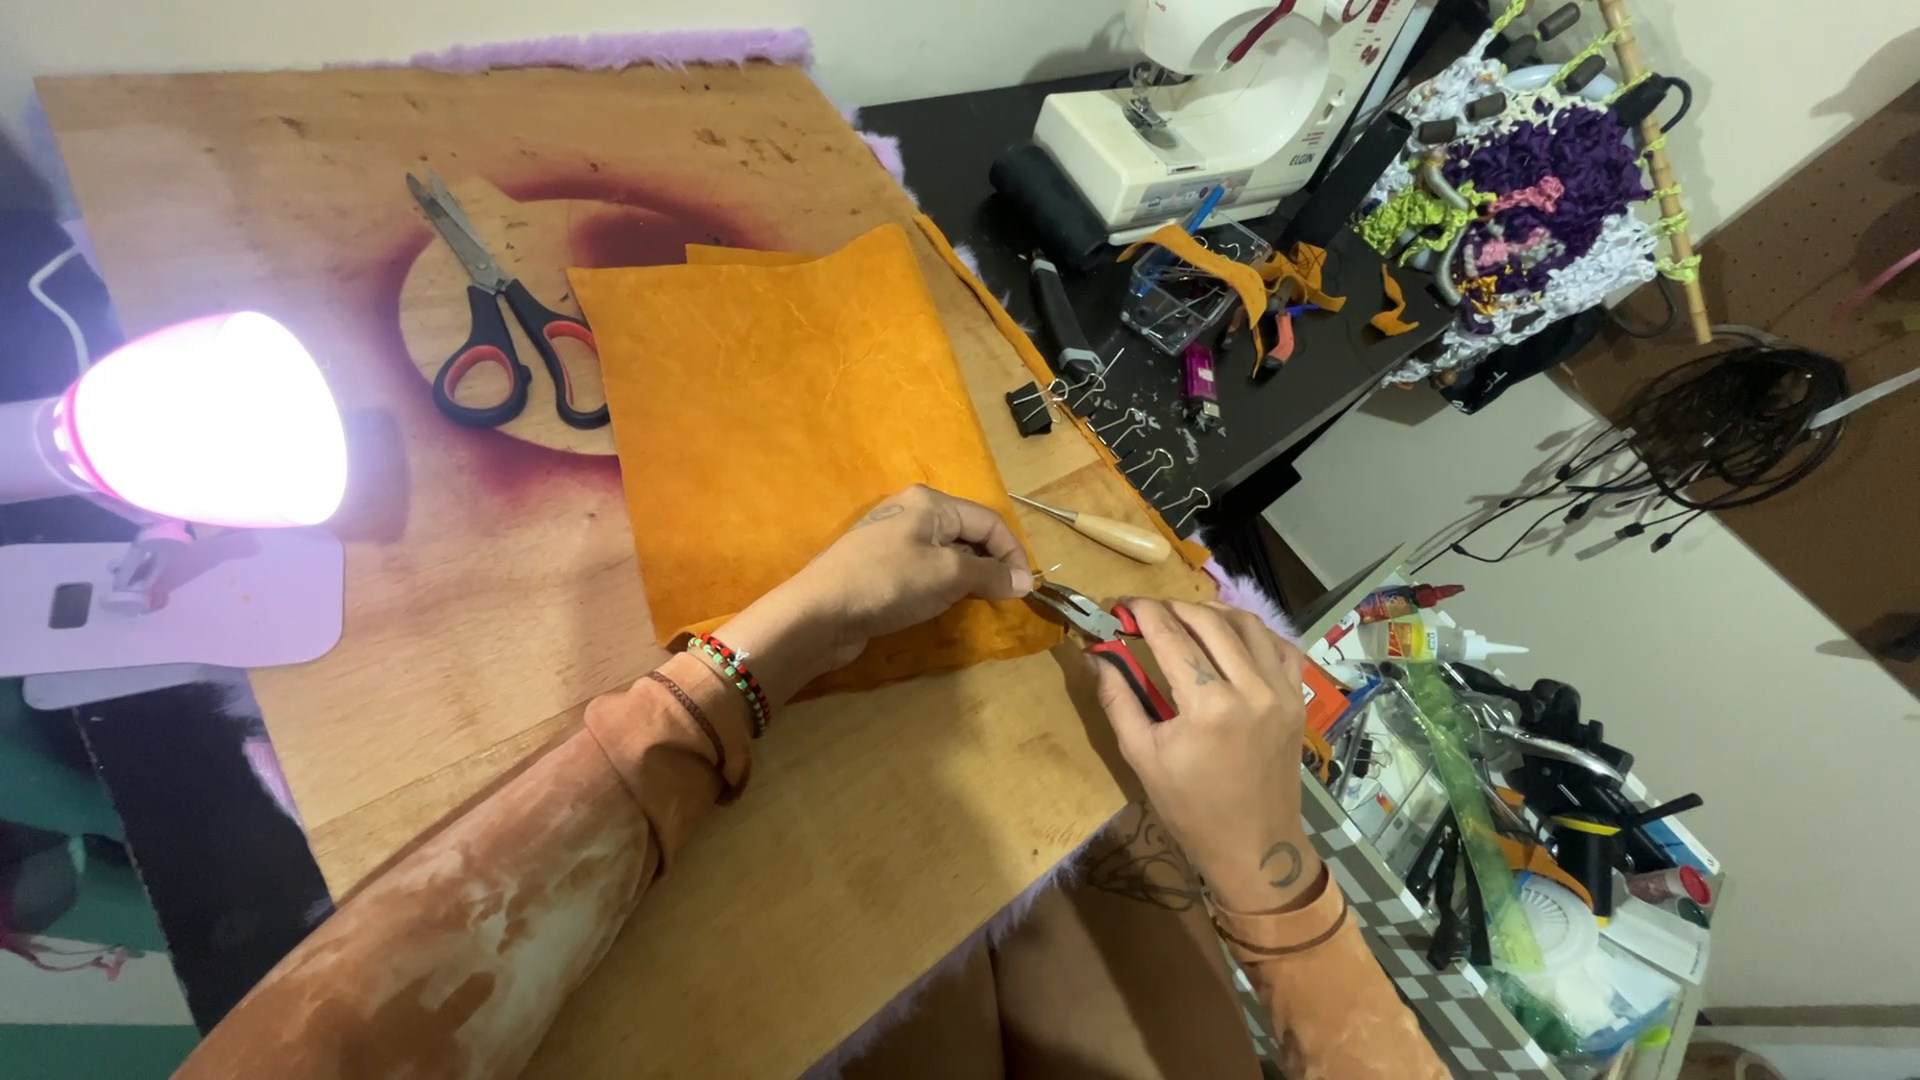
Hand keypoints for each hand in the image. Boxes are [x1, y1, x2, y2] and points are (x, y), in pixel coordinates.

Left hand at [715, 485, 1033, 707]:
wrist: (819, 612)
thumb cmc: (888, 584)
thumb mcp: (947, 575)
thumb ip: (990, 574)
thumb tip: (1024, 582)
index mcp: (931, 503)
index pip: (988, 520)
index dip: (1012, 553)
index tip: (1023, 589)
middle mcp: (912, 512)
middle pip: (968, 533)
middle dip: (991, 563)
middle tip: (1003, 597)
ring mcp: (893, 539)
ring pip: (947, 552)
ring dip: (968, 576)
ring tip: (977, 602)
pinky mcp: (880, 566)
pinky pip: (925, 569)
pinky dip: (943, 584)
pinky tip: (942, 604)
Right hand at [1089, 598, 1323, 912]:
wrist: (1254, 846)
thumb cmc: (1189, 807)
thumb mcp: (1140, 754)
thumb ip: (1116, 697)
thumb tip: (1094, 653)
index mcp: (1207, 706)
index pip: (1170, 635)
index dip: (1142, 611)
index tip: (1122, 604)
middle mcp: (1250, 689)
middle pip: (1209, 621)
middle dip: (1173, 606)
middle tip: (1148, 612)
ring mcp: (1281, 692)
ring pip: (1248, 624)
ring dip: (1212, 612)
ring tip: (1186, 617)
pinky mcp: (1297, 699)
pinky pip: (1280, 645)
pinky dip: (1254, 632)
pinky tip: (1231, 638)